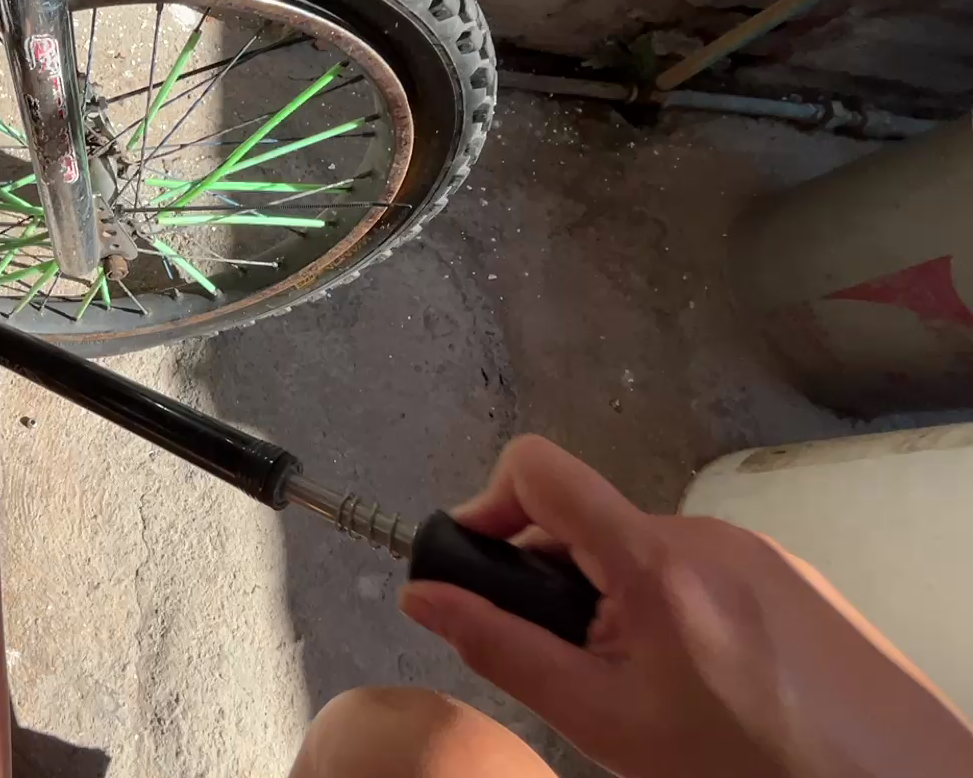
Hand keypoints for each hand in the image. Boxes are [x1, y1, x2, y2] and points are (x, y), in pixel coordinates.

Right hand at [399, 434, 972, 777]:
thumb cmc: (753, 775)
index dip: (489, 500)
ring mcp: (757, 551)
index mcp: (655, 559)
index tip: (486, 558)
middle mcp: (704, 534)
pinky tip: (695, 671)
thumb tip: (420, 597)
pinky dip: (660, 599)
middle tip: (571, 653)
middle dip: (552, 573)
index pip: (536, 466)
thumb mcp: (602, 721)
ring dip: (607, 591)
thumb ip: (498, 647)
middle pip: (580, 518)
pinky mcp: (793, 575)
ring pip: (631, 545)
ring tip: (639, 673)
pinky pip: (688, 563)